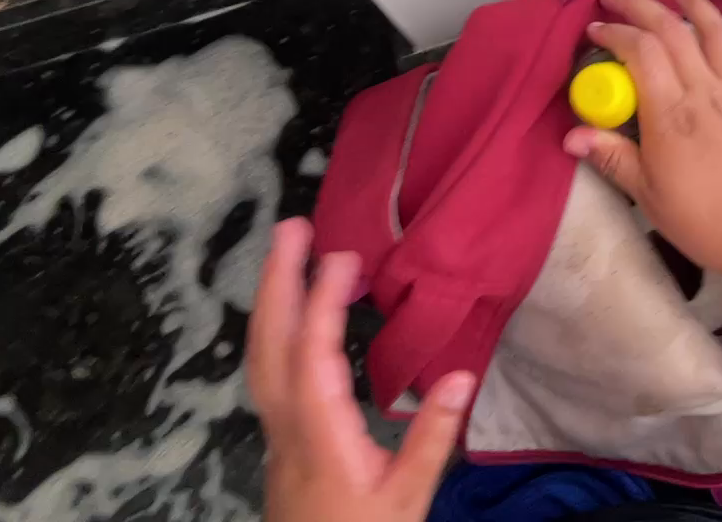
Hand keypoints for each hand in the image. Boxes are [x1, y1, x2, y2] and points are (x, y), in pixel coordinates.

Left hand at [248, 218, 474, 521]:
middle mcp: (287, 427)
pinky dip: (277, 326)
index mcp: (318, 436)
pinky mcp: (281, 437)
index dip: (321, 303)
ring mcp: (277, 432)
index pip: (312, 358)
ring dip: (272, 299)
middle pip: (269, 346)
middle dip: (276, 282)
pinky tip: (294, 312)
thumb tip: (460, 373)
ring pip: (261, 356)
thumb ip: (430, 439)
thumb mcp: (406, 500)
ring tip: (287, 253)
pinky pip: (269, 368)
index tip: (340, 255)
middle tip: (289, 227)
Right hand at [564, 0, 721, 294]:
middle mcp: (704, 91)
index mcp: (671, 115)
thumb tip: (571, 135)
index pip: (640, 52)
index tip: (595, 30)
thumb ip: (614, 160)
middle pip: (672, 32)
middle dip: (640, 7)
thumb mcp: (652, 199)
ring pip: (713, 32)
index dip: (615, 33)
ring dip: (692, 4)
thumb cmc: (712, 224)